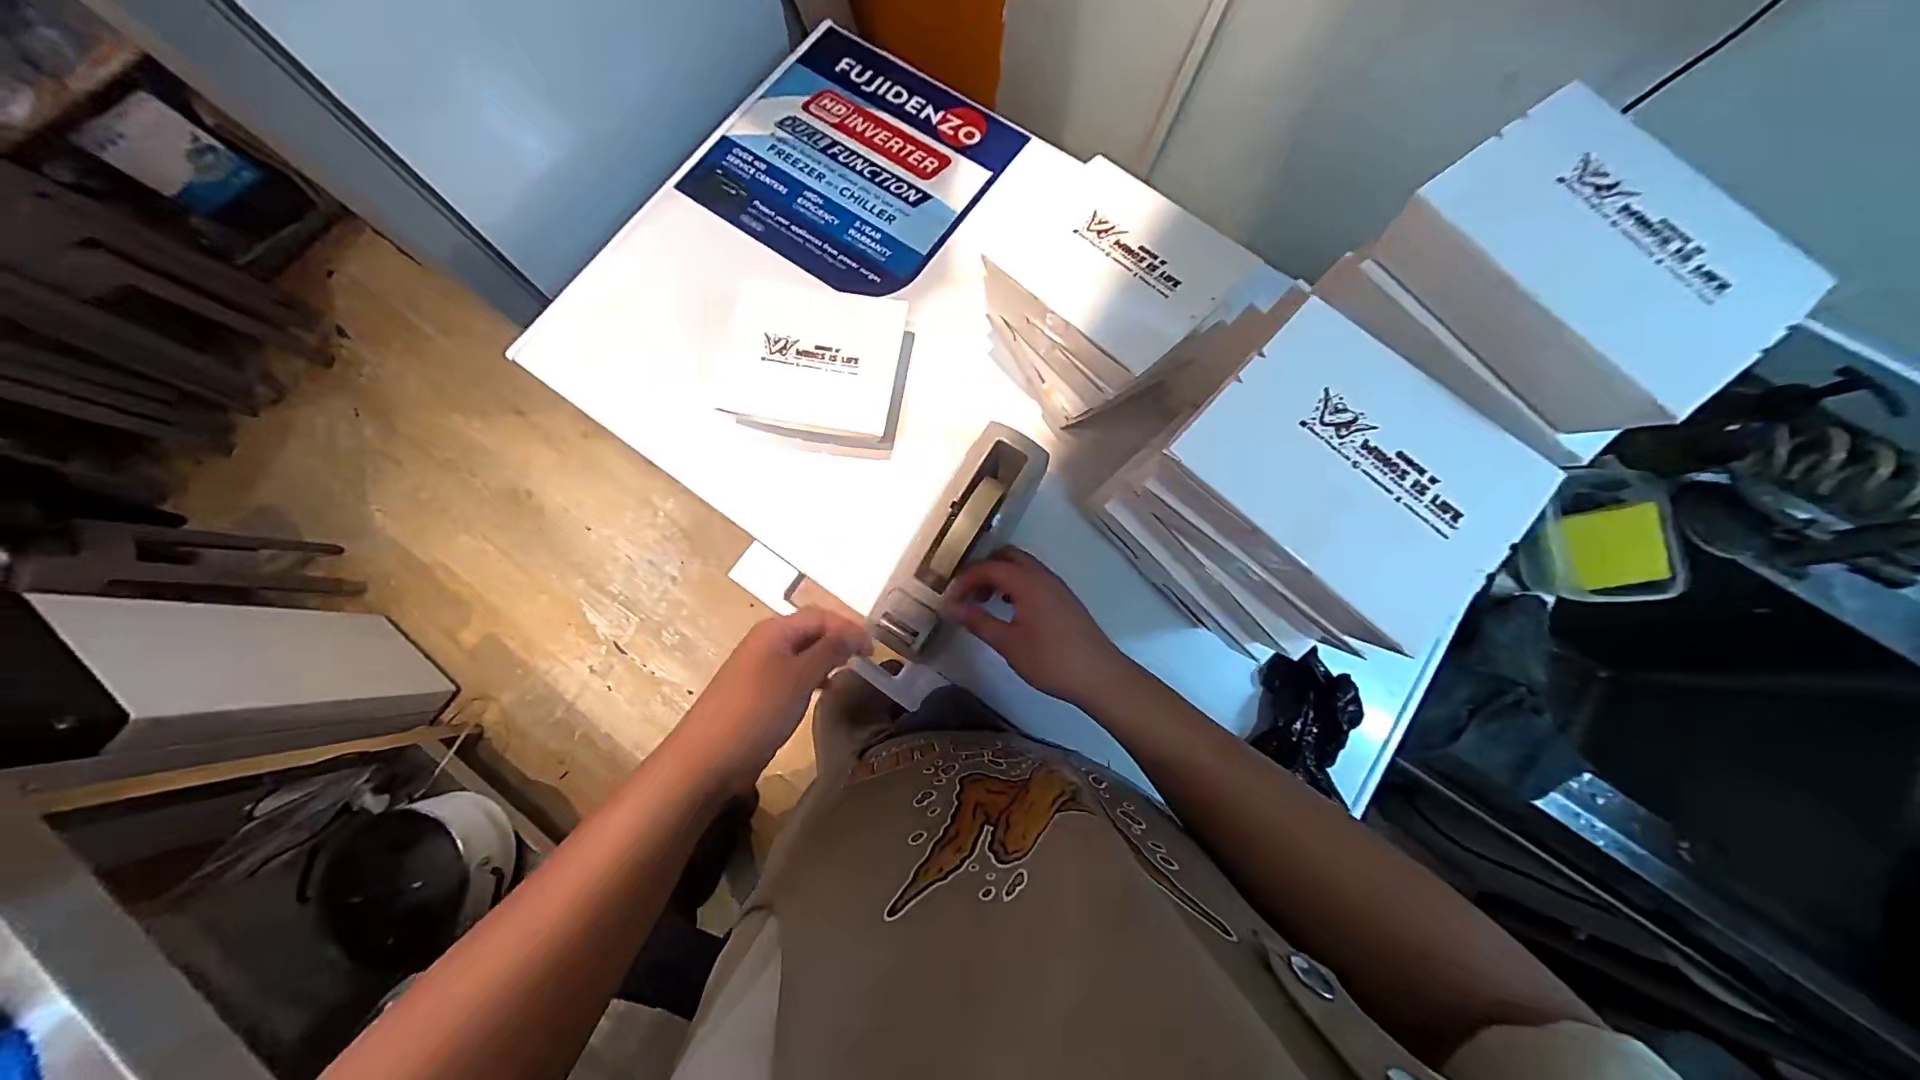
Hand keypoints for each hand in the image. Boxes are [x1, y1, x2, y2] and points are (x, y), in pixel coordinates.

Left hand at [671, 607, 869, 789]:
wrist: (706, 759)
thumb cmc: (758, 711)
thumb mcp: (800, 677)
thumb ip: (830, 650)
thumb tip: (854, 633)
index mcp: (774, 630)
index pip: (821, 615)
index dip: (850, 627)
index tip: (874, 651)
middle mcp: (765, 642)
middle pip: (811, 630)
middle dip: (840, 640)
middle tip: (865, 661)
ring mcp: (758, 667)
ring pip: (802, 653)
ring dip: (827, 659)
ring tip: (848, 674)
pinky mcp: (755, 692)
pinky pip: (791, 673)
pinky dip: (812, 677)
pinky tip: (822, 692)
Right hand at [943, 546, 1136, 708]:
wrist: (1099, 675)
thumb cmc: (1050, 660)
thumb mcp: (1008, 643)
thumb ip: (978, 621)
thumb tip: (950, 607)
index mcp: (1027, 581)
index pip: (987, 567)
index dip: (964, 580)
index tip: (949, 600)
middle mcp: (1042, 575)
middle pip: (1006, 557)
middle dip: (983, 570)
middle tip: (967, 595)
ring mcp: (1056, 586)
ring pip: (1022, 567)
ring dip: (1000, 577)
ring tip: (984, 602)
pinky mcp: (1064, 599)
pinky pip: (1034, 579)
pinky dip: (1015, 585)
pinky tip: (1009, 609)